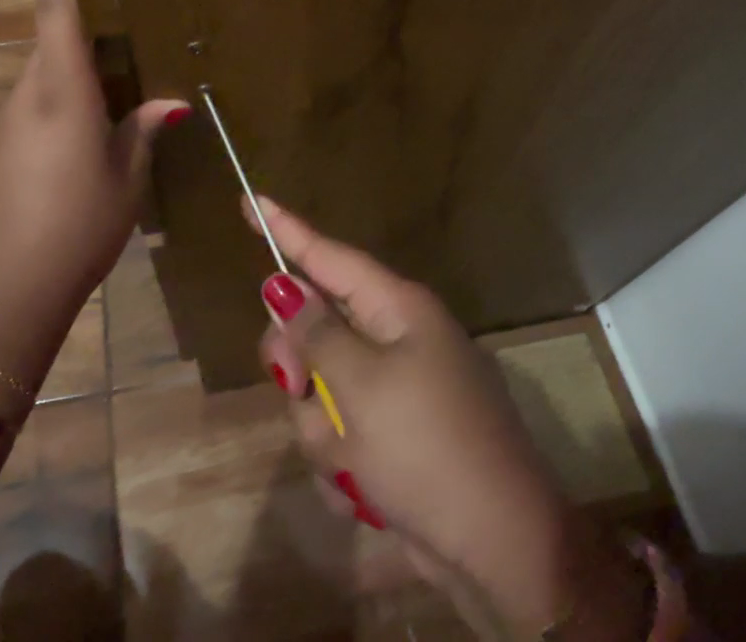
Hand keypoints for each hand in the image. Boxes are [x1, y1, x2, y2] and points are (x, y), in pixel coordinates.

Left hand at [0, 0, 186, 318]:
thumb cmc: (74, 232)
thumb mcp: (124, 183)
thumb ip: (141, 133)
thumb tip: (168, 102)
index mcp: (61, 93)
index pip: (58, 8)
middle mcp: (25, 95)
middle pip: (52, 39)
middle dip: (81, 17)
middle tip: (122, 4)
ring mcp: (2, 124)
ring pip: (44, 78)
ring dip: (75, 72)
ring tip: (119, 85)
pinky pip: (32, 111)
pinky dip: (60, 108)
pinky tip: (84, 142)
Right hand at [252, 197, 646, 638]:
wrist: (497, 545)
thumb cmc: (426, 447)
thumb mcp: (361, 385)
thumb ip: (315, 334)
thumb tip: (283, 286)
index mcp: (398, 311)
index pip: (330, 258)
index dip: (286, 230)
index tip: (248, 200)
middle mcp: (397, 342)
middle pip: (315, 332)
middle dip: (301, 370)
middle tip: (300, 389)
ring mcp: (397, 393)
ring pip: (321, 394)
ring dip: (325, 433)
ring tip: (356, 463)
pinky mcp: (395, 439)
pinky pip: (341, 437)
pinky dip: (345, 465)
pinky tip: (367, 490)